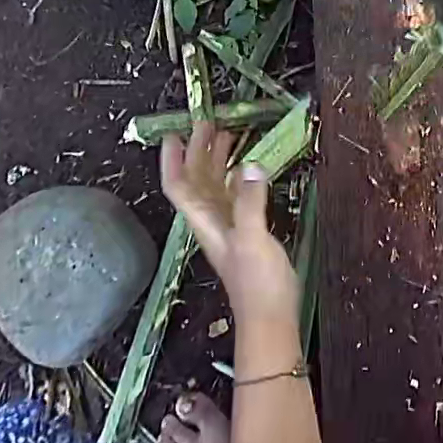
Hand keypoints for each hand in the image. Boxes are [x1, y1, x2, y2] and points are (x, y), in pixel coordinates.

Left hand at [161, 122, 300, 329]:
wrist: (270, 318)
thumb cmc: (257, 283)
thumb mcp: (252, 240)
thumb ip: (250, 202)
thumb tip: (249, 165)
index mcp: (206, 222)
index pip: (180, 186)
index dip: (173, 161)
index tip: (174, 135)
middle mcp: (212, 221)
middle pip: (197, 181)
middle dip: (197, 152)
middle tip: (207, 123)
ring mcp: (229, 226)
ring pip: (215, 186)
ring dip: (217, 161)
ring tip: (227, 135)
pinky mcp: (247, 232)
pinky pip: (235, 196)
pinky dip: (237, 177)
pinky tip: (246, 168)